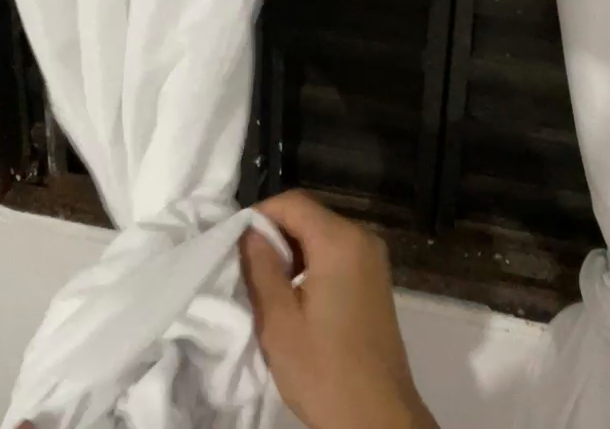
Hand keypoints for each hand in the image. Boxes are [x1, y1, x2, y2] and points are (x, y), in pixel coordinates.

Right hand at [241, 191, 437, 428]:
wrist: (377, 416)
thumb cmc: (324, 370)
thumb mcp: (279, 321)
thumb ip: (261, 268)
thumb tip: (248, 230)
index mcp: (341, 241)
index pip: (293, 202)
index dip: (259, 215)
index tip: (232, 243)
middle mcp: (362, 238)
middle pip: (309, 216)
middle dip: (273, 235)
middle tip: (243, 269)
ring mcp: (372, 258)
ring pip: (321, 235)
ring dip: (291, 252)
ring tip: (263, 287)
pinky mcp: (374, 279)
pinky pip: (336, 254)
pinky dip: (311, 265)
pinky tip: (292, 297)